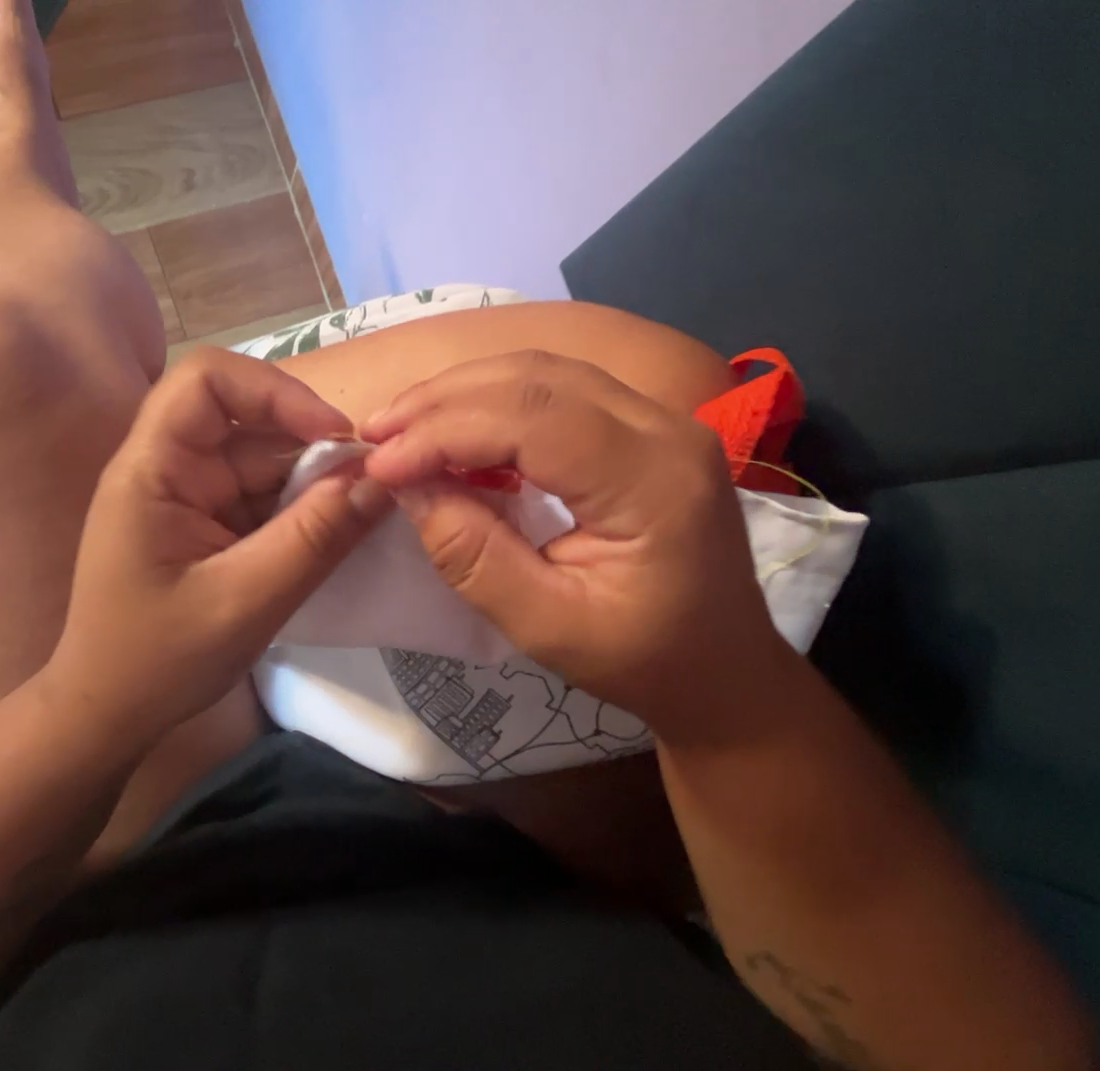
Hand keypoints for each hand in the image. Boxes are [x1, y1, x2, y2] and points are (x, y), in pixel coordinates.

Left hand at [43, 348, 391, 732]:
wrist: (111, 712)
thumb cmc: (159, 660)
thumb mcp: (245, 602)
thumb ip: (315, 539)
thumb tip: (382, 481)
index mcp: (152, 469)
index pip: (208, 381)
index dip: (276, 390)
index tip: (335, 435)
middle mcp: (170, 467)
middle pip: (247, 419)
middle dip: (311, 443)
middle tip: (371, 482)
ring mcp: (191, 496)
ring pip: (264, 459)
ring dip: (314, 480)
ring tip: (362, 512)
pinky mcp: (210, 524)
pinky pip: (265, 497)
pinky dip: (303, 509)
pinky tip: (337, 532)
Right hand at [361, 351, 784, 731]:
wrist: (722, 670)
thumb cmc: (640, 661)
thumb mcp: (544, 627)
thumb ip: (472, 555)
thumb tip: (408, 485)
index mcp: (652, 481)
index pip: (532, 418)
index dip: (444, 432)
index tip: (380, 465)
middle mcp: (666, 428)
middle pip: (537, 377)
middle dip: (444, 399)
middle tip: (377, 434)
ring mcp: (662, 419)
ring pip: (545, 371)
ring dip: (465, 393)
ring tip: (403, 428)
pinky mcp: (648, 426)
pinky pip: (561, 391)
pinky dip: (496, 404)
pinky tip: (458, 434)